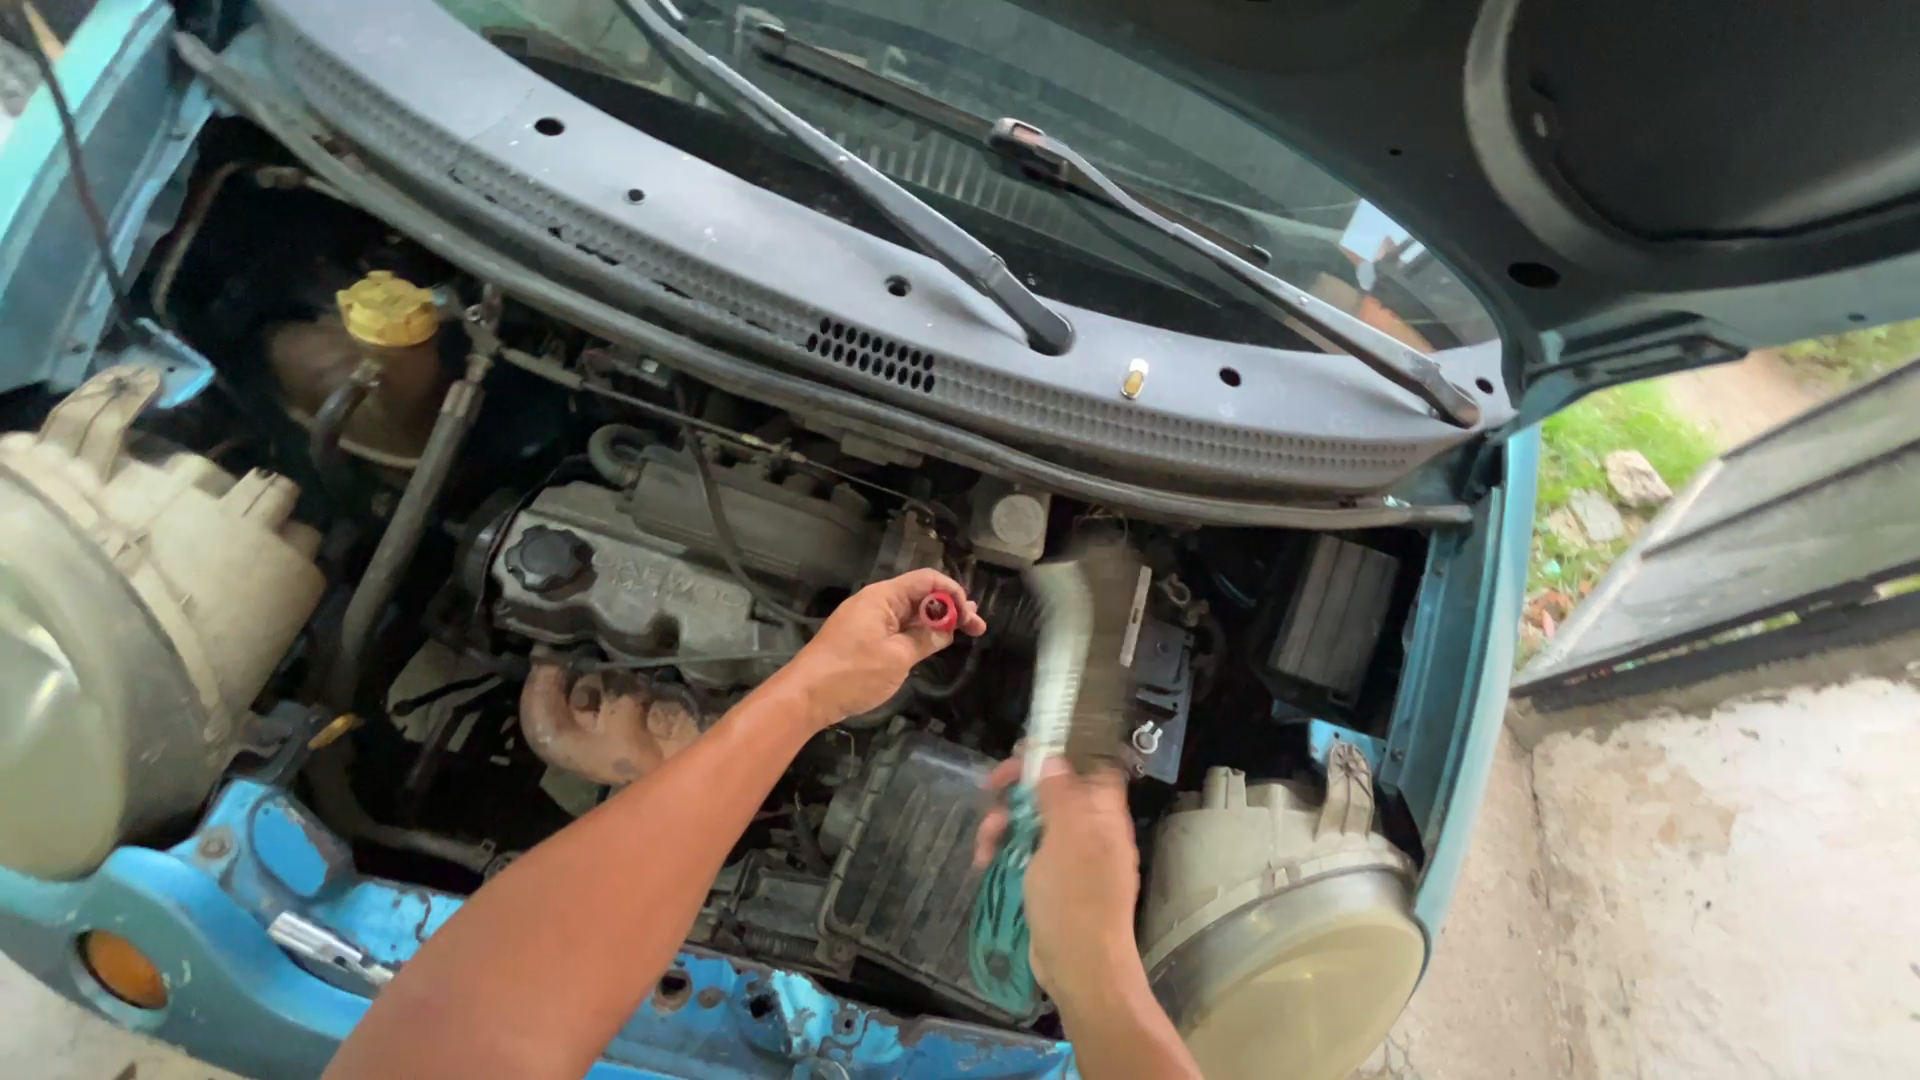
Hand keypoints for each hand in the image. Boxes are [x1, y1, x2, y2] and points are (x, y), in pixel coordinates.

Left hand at [776, 568, 985, 727]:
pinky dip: (918, 633)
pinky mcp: (863, 638)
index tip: (970, 615)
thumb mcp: (897, 658)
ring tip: (963, 632)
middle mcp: (876, 602)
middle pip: (920, 595)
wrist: (805, 697)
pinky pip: (897, 627)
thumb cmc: (852, 673)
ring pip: (910, 613)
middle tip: (977, 627)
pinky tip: (934, 642)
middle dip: (950, 608)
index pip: (927, 580)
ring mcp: (868, 620)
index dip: (953, 592)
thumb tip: (946, 630)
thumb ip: (926, 639)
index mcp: (883, 597)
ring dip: (936, 621)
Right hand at [974, 756, 1142, 1005]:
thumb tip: (1051, 759)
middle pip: (1053, 790)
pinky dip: (1005, 852)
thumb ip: (1059, 792)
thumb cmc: (1076, 898)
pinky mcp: (1052, 881)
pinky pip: (1027, 852)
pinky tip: (985, 862)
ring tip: (984, 842)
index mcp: (1102, 812)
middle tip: (989, 788)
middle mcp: (1090, 829)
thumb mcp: (1067, 835)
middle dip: (1018, 790)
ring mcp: (1071, 856)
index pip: (1090, 765)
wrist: (1080, 968)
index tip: (1026, 753)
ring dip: (1004, 824)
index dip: (1060, 753)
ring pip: (1033, 821)